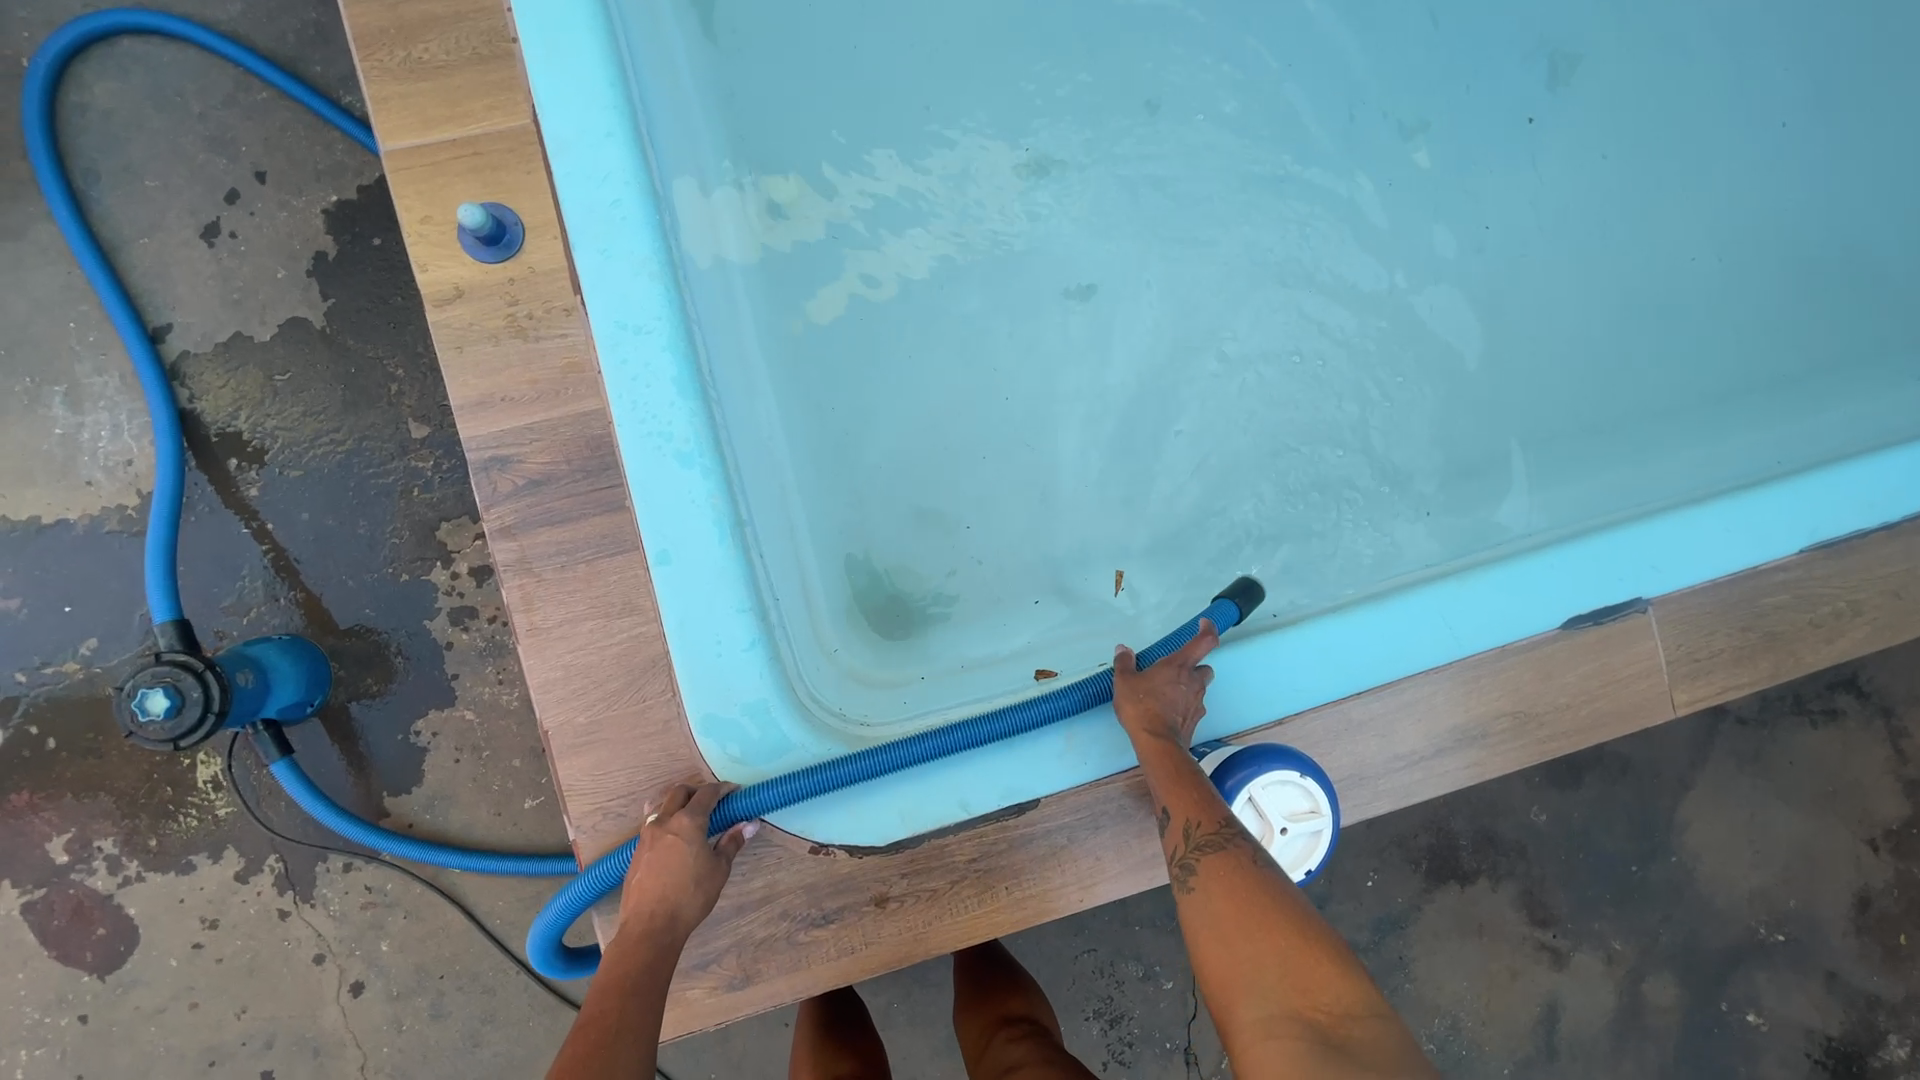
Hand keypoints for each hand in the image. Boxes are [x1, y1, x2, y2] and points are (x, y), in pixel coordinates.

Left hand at [617, 780, 758, 944]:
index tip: (734, 791)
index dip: (723, 788)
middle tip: (712, 802)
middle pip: (679, 792)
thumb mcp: (719, 869)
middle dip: (697, 791)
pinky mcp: (636, 851)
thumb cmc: (691, 897)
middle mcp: (664, 821)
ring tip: (690, 817)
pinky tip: (673, 840)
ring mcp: (646, 836)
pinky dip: (665, 821)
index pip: (707, 793)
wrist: (650, 927)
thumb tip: (750, 824)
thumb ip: (732, 842)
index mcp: (688, 822)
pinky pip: (651, 825)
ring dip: (677, 804)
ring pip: (661, 806)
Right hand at [1112, 618, 1218, 748]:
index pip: (1205, 641)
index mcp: (1179, 665)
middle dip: (1194, 666)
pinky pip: (1194, 706)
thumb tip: (1123, 649)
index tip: (1204, 623)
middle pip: (1205, 666)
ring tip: (1167, 692)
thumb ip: (1124, 663)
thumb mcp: (1124, 682)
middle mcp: (1194, 681)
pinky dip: (1184, 704)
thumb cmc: (1141, 707)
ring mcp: (1198, 701)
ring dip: (1189, 686)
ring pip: (1200, 687)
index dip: (1209, 629)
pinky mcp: (1196, 719)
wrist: (1157, 743)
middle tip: (1175, 669)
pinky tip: (1167, 710)